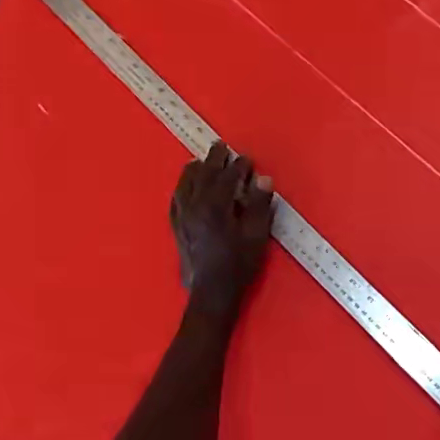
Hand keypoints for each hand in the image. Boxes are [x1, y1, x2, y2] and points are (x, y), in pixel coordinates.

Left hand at [170, 142, 274, 315]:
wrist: (212, 292)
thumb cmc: (239, 265)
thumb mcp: (256, 236)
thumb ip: (259, 206)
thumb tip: (263, 180)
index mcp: (215, 206)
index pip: (228, 178)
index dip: (239, 166)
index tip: (247, 159)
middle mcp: (194, 206)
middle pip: (204, 175)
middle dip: (214, 159)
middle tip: (222, 147)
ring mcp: (182, 216)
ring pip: (186, 184)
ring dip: (195, 170)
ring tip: (201, 161)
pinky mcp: (177, 227)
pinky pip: (176, 199)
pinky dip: (182, 187)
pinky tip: (185, 186)